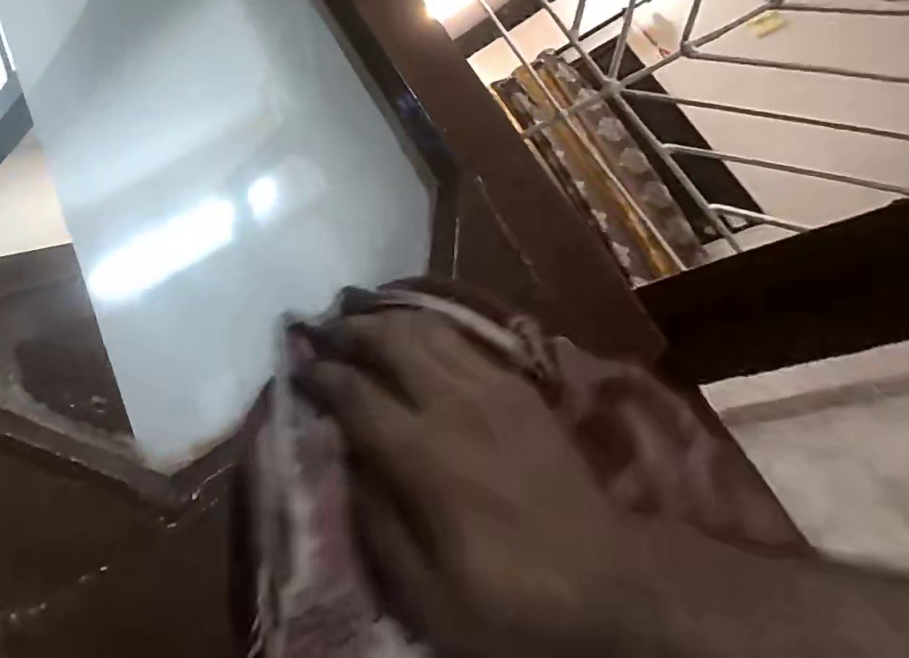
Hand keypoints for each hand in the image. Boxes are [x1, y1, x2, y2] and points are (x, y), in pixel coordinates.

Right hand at [299, 310, 629, 657]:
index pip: (356, 393)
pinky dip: (424, 322)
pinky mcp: (516, 383)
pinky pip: (459, 335)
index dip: (320, 373)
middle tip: (318, 326)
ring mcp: (490, 385)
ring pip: (424, 327)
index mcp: (425, 455)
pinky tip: (409, 326)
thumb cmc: (513, 595)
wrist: (612, 579)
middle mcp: (453, 403)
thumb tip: (338, 461)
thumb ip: (375, 524)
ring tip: (354, 312)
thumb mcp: (430, 596)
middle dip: (347, 328)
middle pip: (389, 340)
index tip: (296, 364)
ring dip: (383, 316)